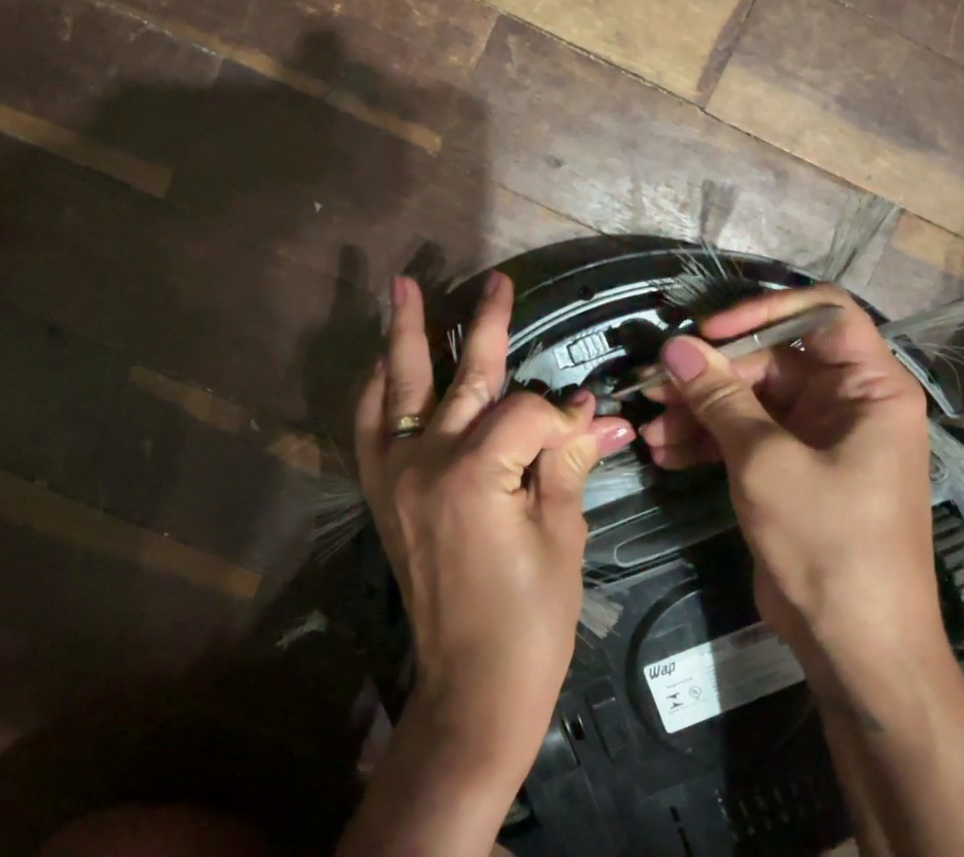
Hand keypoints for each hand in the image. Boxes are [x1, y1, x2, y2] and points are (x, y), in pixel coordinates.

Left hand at [353, 271, 634, 764]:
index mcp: (475, 472)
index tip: (588, 428)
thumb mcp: (561, 534)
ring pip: (402, 388)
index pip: (528, 412)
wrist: (473, 682)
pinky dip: (377, 392)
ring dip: (406, 336)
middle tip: (496, 280)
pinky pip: (370, 429)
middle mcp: (426, 460)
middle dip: (486, 326)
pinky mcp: (384, 494)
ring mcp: (397, 475)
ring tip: (402, 285)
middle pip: (461, 377)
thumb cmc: (531, 617)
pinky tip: (384, 365)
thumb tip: (593, 411)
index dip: (563, 418)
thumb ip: (566, 461)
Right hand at [639, 285, 940, 659]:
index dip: (763, 313)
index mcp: (868, 388)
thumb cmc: (828, 541)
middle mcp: (846, 405)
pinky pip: (744, 439)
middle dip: (710, 376)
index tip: (708, 333)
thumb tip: (677, 345)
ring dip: (698, 411)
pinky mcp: (790, 472)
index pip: (822, 315)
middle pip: (771, 361)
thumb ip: (719, 397)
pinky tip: (664, 453)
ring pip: (749, 402)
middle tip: (653, 389)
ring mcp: (816, 440)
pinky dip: (706, 442)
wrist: (854, 642)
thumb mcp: (766, 461)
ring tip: (650, 431)